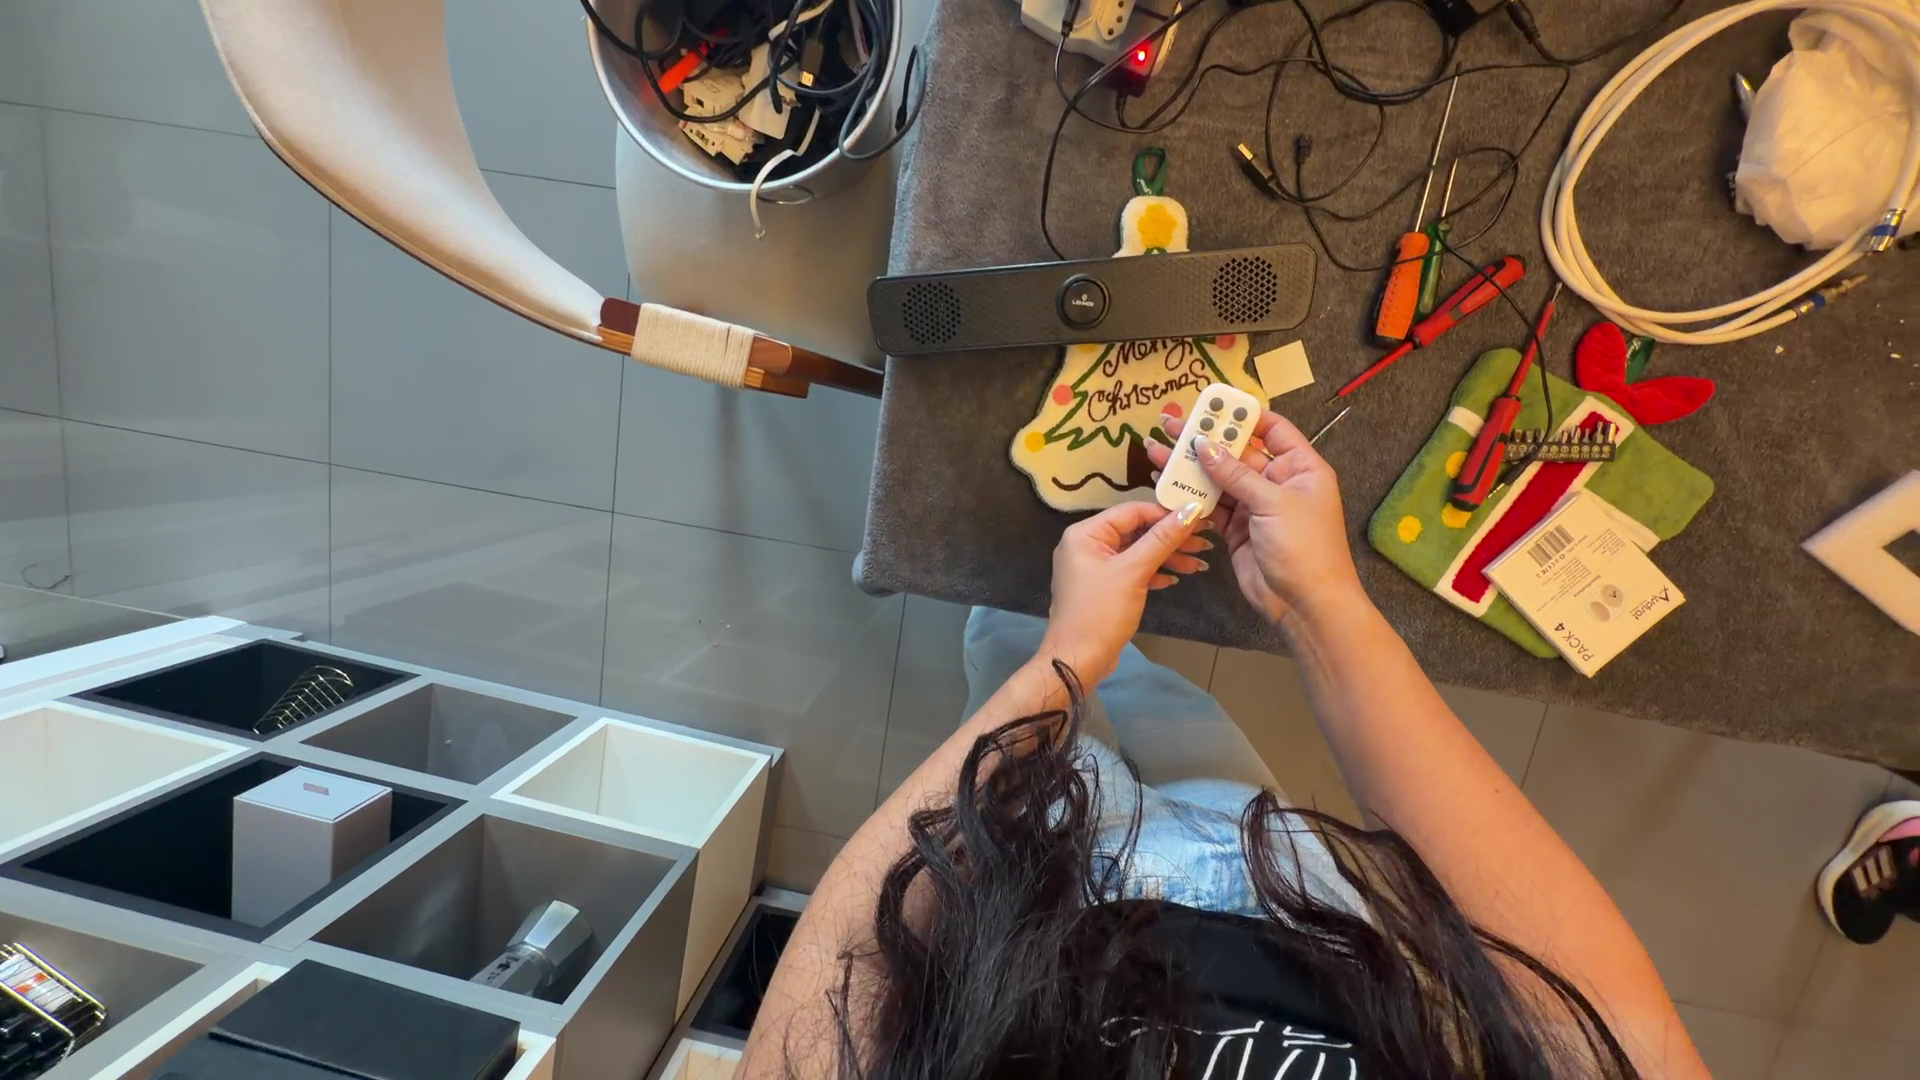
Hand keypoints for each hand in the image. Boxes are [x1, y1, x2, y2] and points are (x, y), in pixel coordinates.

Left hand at [1042, 499, 1209, 683]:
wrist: (1077, 660)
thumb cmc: (1101, 612)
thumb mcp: (1133, 572)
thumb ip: (1162, 539)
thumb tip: (1191, 510)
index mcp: (1085, 533)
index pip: (1132, 511)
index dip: (1166, 513)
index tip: (1199, 518)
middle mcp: (1086, 545)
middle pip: (1135, 531)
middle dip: (1170, 538)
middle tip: (1205, 543)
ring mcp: (1093, 567)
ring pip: (1136, 552)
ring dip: (1166, 557)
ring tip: (1199, 564)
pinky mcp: (1102, 587)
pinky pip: (1130, 571)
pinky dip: (1152, 573)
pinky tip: (1173, 579)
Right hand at [1146, 410, 1362, 627]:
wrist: (1304, 602)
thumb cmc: (1304, 546)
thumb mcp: (1272, 502)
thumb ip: (1234, 474)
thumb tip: (1203, 445)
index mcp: (1299, 467)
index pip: (1272, 429)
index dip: (1242, 416)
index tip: (1211, 406)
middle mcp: (1276, 481)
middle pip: (1236, 452)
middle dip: (1204, 439)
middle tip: (1170, 424)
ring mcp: (1254, 505)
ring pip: (1217, 479)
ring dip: (1189, 468)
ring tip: (1157, 451)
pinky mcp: (1235, 528)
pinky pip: (1210, 505)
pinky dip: (1189, 496)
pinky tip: (1167, 484)